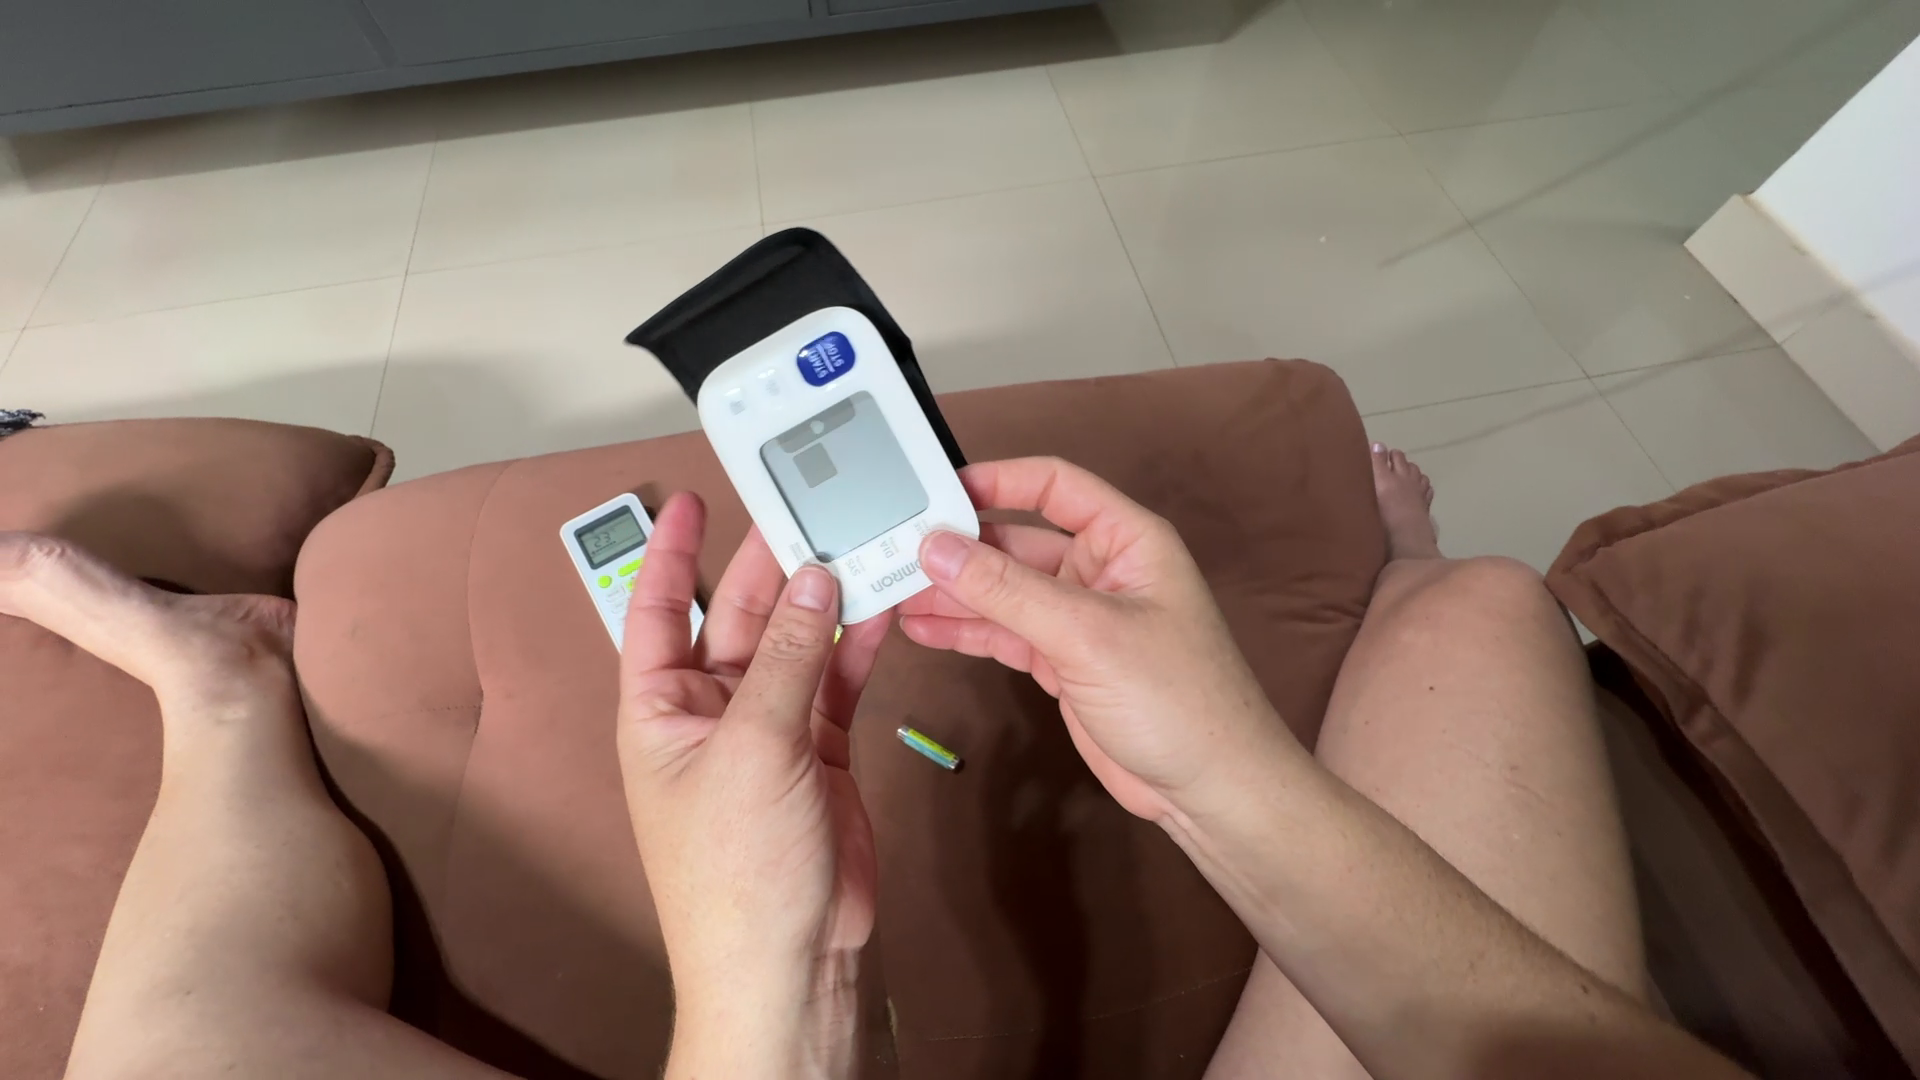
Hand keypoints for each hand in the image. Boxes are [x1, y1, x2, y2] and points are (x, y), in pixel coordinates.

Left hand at [616, 493, 890, 1078]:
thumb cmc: (735, 873)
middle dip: (769, 568)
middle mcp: (713, 711)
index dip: (670, 553)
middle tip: (804, 514)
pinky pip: (837, 678)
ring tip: (854, 549)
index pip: (657, 611)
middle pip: (741, 617)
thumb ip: (788, 659)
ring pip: (798, 643)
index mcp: (662, 710)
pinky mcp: (820, 745)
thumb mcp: (754, 749)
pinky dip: (858, 645)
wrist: (791, 957)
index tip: (689, 502)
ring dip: (824, 602)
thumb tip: (814, 581)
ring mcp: (771, 727)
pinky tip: (880, 609)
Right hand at [898, 456, 1294, 823]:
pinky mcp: (1062, 660)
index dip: (998, 480)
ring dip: (954, 593)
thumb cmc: (1175, 697)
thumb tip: (935, 548)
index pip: (1054, 486)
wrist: (1210, 791)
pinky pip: (1005, 632)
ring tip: (894, 595)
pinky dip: (967, 631)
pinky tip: (923, 629)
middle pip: (1017, 543)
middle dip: (960, 550)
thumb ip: (1007, 590)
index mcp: (1125, 539)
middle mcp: (1099, 569)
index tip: (939, 490)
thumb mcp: (1085, 633)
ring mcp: (1078, 618)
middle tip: (896, 554)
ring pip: (1004, 592)